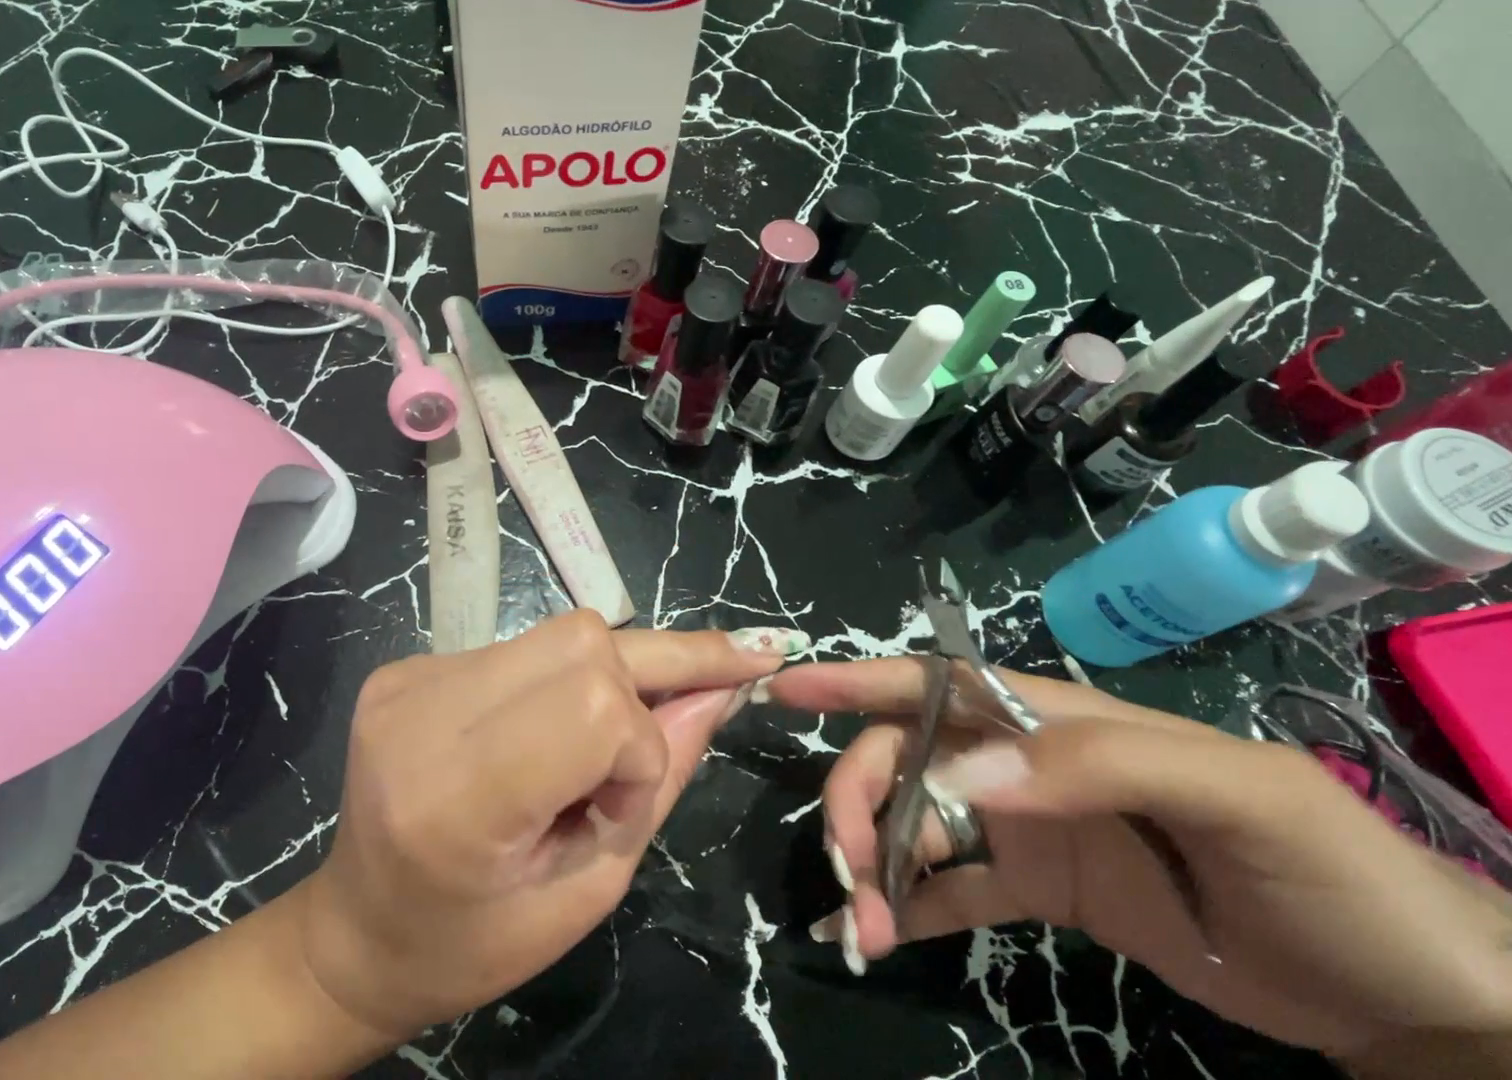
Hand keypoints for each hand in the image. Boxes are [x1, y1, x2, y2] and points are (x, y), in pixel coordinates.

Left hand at [296, 613, 806, 1038]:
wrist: (358, 934)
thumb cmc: (473, 943)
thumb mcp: (586, 889)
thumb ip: (658, 784)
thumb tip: (719, 691)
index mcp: (460, 797)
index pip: (596, 706)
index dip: (642, 748)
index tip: (625, 806)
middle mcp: (425, 715)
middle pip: (584, 640)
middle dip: (642, 687)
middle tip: (654, 743)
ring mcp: (410, 680)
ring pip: (560, 633)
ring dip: (604, 682)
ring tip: (591, 753)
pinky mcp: (406, 667)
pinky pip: (521, 647)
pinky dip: (557, 684)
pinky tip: (543, 738)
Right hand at [777, 657, 1511, 1061]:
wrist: (1402, 991)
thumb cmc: (1330, 870)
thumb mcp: (1236, 794)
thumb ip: (1098, 763)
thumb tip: (961, 779)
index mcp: (1060, 720)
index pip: (940, 684)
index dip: (859, 680)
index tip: (787, 689)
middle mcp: (1026, 764)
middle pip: (907, 761)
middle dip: (862, 803)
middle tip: (852, 870)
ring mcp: (1026, 828)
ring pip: (914, 827)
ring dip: (874, 866)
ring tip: (864, 926)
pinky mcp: (1035, 890)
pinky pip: (947, 890)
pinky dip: (902, 908)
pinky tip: (871, 936)